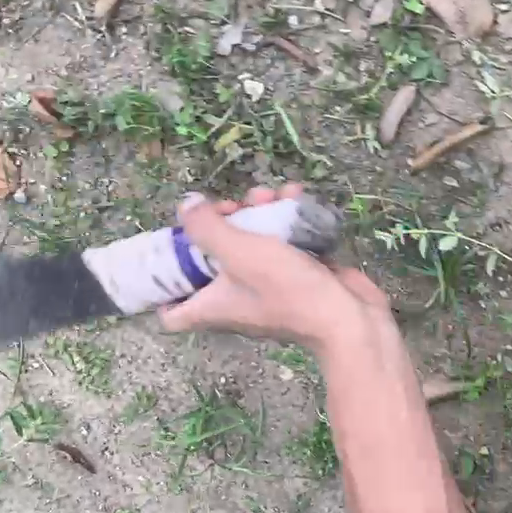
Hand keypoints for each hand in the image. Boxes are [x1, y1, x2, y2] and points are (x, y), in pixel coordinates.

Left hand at [157, 185, 386, 353]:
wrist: (348, 318)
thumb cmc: (288, 291)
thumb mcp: (239, 252)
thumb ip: (206, 227)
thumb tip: (187, 206)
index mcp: (212, 307)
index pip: (170, 314)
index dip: (163, 289)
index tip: (171, 251)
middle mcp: (236, 300)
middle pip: (212, 262)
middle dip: (221, 225)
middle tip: (235, 207)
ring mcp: (269, 288)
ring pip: (251, 246)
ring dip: (259, 213)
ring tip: (273, 194)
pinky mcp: (299, 276)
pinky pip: (284, 244)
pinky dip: (288, 222)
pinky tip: (297, 197)